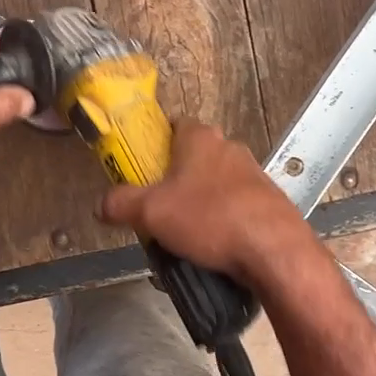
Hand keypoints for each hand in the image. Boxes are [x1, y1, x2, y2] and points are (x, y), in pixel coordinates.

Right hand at [98, 121, 321, 286]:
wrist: (275, 251)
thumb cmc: (209, 218)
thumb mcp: (150, 213)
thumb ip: (120, 204)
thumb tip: (101, 205)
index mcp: (200, 138)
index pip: (174, 124)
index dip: (155, 142)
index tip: (142, 166)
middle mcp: (230, 148)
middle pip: (193, 157)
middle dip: (175, 180)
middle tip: (156, 207)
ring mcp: (254, 175)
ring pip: (215, 184)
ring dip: (199, 204)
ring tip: (183, 236)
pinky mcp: (270, 203)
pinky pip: (235, 207)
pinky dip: (222, 222)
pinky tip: (213, 248)